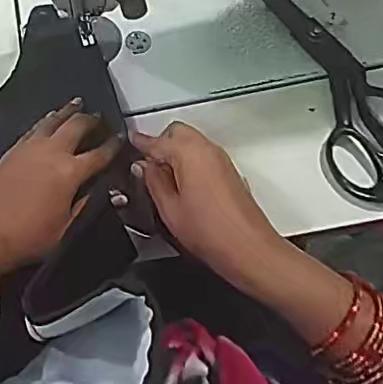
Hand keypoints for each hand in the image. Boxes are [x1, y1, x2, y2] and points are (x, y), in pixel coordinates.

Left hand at [0, 99, 122, 277]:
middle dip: (92, 120)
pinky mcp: (13, 150)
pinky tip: (48, 121)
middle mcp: (51, 153)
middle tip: (99, 118)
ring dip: (68, 111)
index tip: (118, 140)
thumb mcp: (66, 227)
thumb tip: (94, 192)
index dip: (112, 146)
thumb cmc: (23, 235)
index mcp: (69, 172)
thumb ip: (83, 204)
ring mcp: (30, 148)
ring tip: (76, 106)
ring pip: (53, 119)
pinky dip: (46, 121)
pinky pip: (35, 127)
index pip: (99, 153)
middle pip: (77, 125)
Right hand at [132, 122, 295, 296]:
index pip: (156, 141)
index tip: (132, 143)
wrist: (250, 251)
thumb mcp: (169, 209)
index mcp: (188, 153)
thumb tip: (145, 168)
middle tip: (146, 164)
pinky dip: (190, 161)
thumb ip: (153, 181)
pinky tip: (183, 186)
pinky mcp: (230, 172)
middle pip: (177, 132)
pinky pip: (204, 155)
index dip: (140, 143)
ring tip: (163, 179)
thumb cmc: (215, 234)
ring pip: (192, 141)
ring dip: (176, 152)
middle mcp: (208, 150)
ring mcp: (221, 160)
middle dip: (160, 143)